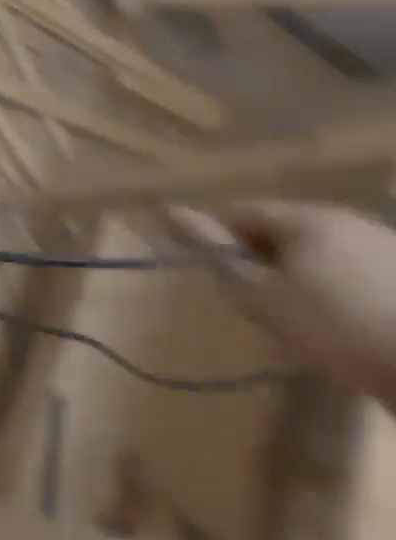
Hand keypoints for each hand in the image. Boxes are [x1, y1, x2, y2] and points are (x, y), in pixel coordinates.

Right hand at [164, 200, 395, 408]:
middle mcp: (350, 219)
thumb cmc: (334, 329)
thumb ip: (212, 250)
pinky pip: (357, 265)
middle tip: (259, 298)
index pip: (238, 212)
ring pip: (321, 248)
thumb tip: (167, 210)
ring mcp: (389, 244)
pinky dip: (340, 284)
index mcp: (308, 219)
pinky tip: (348, 319)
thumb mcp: (258, 293)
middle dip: (263, 257)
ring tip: (305, 313)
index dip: (218, 240)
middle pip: (282, 228)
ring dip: (302, 271)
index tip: (220, 276)